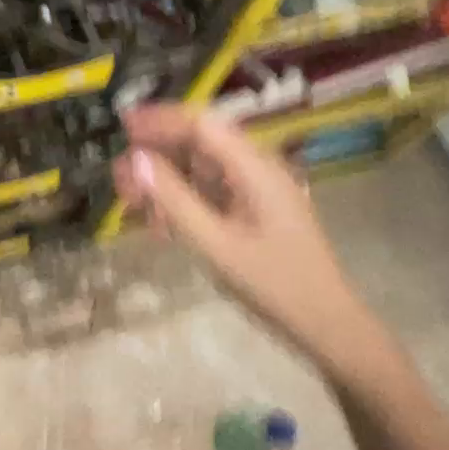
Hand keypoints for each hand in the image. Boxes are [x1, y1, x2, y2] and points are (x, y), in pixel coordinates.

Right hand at [112, 103, 373, 369]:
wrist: (328, 329)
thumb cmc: (275, 285)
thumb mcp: (216, 245)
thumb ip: (174, 199)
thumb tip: (135, 159)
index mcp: (255, 168)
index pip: (201, 124)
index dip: (161, 120)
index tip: (124, 126)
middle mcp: (256, 169)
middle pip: (197, 142)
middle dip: (156, 154)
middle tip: (120, 177)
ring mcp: (255, 190)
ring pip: (198, 168)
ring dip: (164, 180)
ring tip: (133, 203)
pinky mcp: (252, 210)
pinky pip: (208, 191)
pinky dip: (181, 200)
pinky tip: (160, 224)